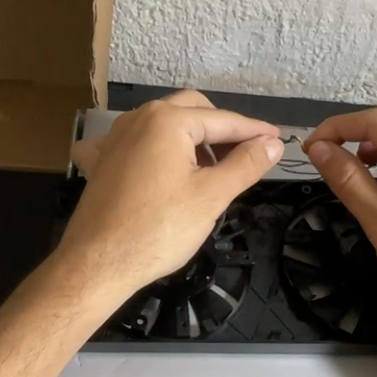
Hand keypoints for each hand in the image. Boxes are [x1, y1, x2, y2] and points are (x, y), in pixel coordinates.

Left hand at [62, 90, 283, 298]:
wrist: (98, 263)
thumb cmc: (158, 229)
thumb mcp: (212, 196)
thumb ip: (246, 164)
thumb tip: (272, 144)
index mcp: (167, 120)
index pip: (223, 120)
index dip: (254, 132)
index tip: (277, 140)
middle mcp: (137, 118)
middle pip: (191, 112)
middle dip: (220, 130)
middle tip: (244, 156)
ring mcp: (113, 138)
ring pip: (162, 126)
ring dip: (189, 140)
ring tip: (209, 170)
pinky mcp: (99, 162)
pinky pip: (129, 144)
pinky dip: (149, 150)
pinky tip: (154, 168)